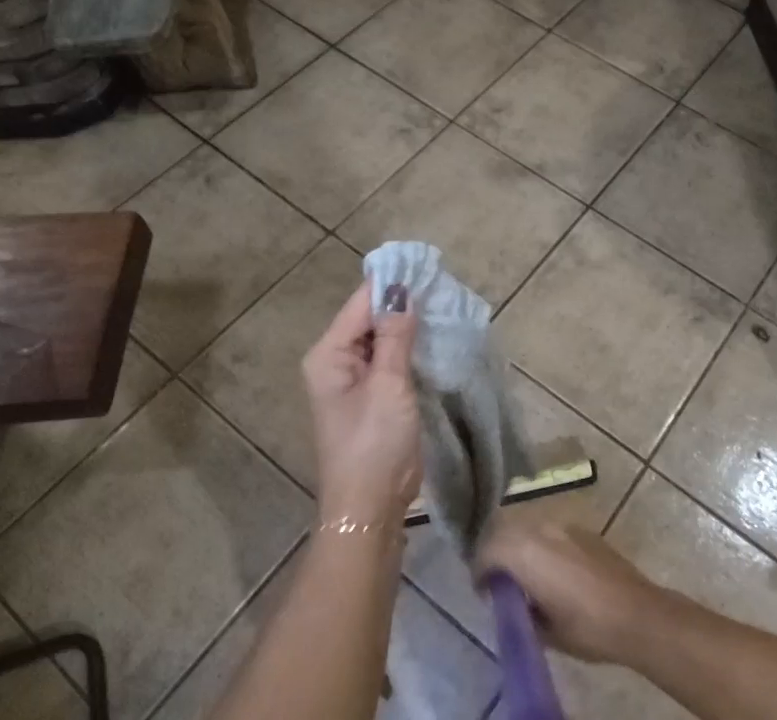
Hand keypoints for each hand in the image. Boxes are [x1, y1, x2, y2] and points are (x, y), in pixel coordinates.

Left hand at [303, 283, 421, 529]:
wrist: (370, 508)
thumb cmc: (375, 444)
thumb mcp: (389, 385)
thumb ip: (396, 336)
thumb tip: (403, 290)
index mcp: (329, 354)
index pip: (361, 303)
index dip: (392, 284)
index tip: (429, 267)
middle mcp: (336, 362)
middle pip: (371, 319)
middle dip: (404, 304)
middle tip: (445, 288)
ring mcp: (354, 381)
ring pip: (384, 340)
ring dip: (411, 328)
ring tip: (447, 307)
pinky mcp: (373, 398)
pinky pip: (391, 362)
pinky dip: (411, 351)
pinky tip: (437, 340)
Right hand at [476, 517, 668, 662]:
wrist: (636, 614)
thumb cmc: (586, 627)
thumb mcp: (543, 630)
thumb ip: (520, 610)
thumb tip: (512, 602)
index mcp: (526, 552)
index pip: (488, 550)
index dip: (479, 570)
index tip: (482, 592)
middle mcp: (542, 530)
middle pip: (505, 530)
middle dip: (495, 552)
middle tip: (498, 581)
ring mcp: (565, 527)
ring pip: (529, 527)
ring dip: (519, 545)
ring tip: (524, 574)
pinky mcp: (584, 531)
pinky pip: (551, 531)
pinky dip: (541, 544)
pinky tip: (551, 569)